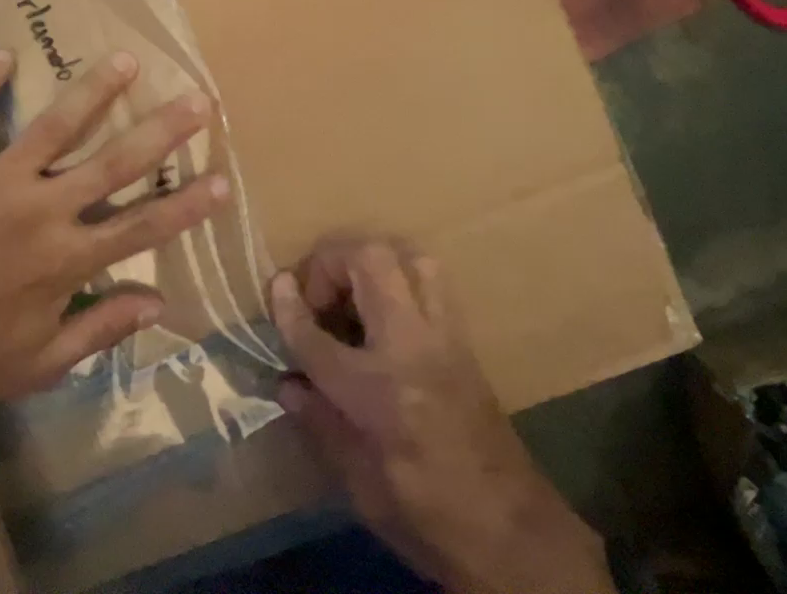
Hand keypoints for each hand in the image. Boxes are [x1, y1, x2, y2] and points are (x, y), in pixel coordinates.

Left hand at [0, 49, 228, 433]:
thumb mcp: (40, 363)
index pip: (143, 226)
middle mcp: (39, 211)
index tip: (223, 180)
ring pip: (54, 126)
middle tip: (198, 99)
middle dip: (162, 131)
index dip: (188, 205)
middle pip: (114, 163)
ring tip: (124, 61)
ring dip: (93, 91)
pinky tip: (2, 55)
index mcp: (65, 261)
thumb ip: (100, 328)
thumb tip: (160, 303)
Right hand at [271, 238, 614, 593]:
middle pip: (369, 260)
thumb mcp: (358, 484)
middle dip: (332, 261)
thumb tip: (287, 384)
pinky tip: (385, 314)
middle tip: (316, 293)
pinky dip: (401, 278)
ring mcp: (445, 337)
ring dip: (372, 260)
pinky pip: (432, 282)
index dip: (287, 306)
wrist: (511, 530)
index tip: (275, 286)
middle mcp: (412, 346)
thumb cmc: (426, 514)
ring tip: (351, 293)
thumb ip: (320, 422)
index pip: (316, 333)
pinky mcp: (466, 342)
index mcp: (377, 388)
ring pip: (410, 256)